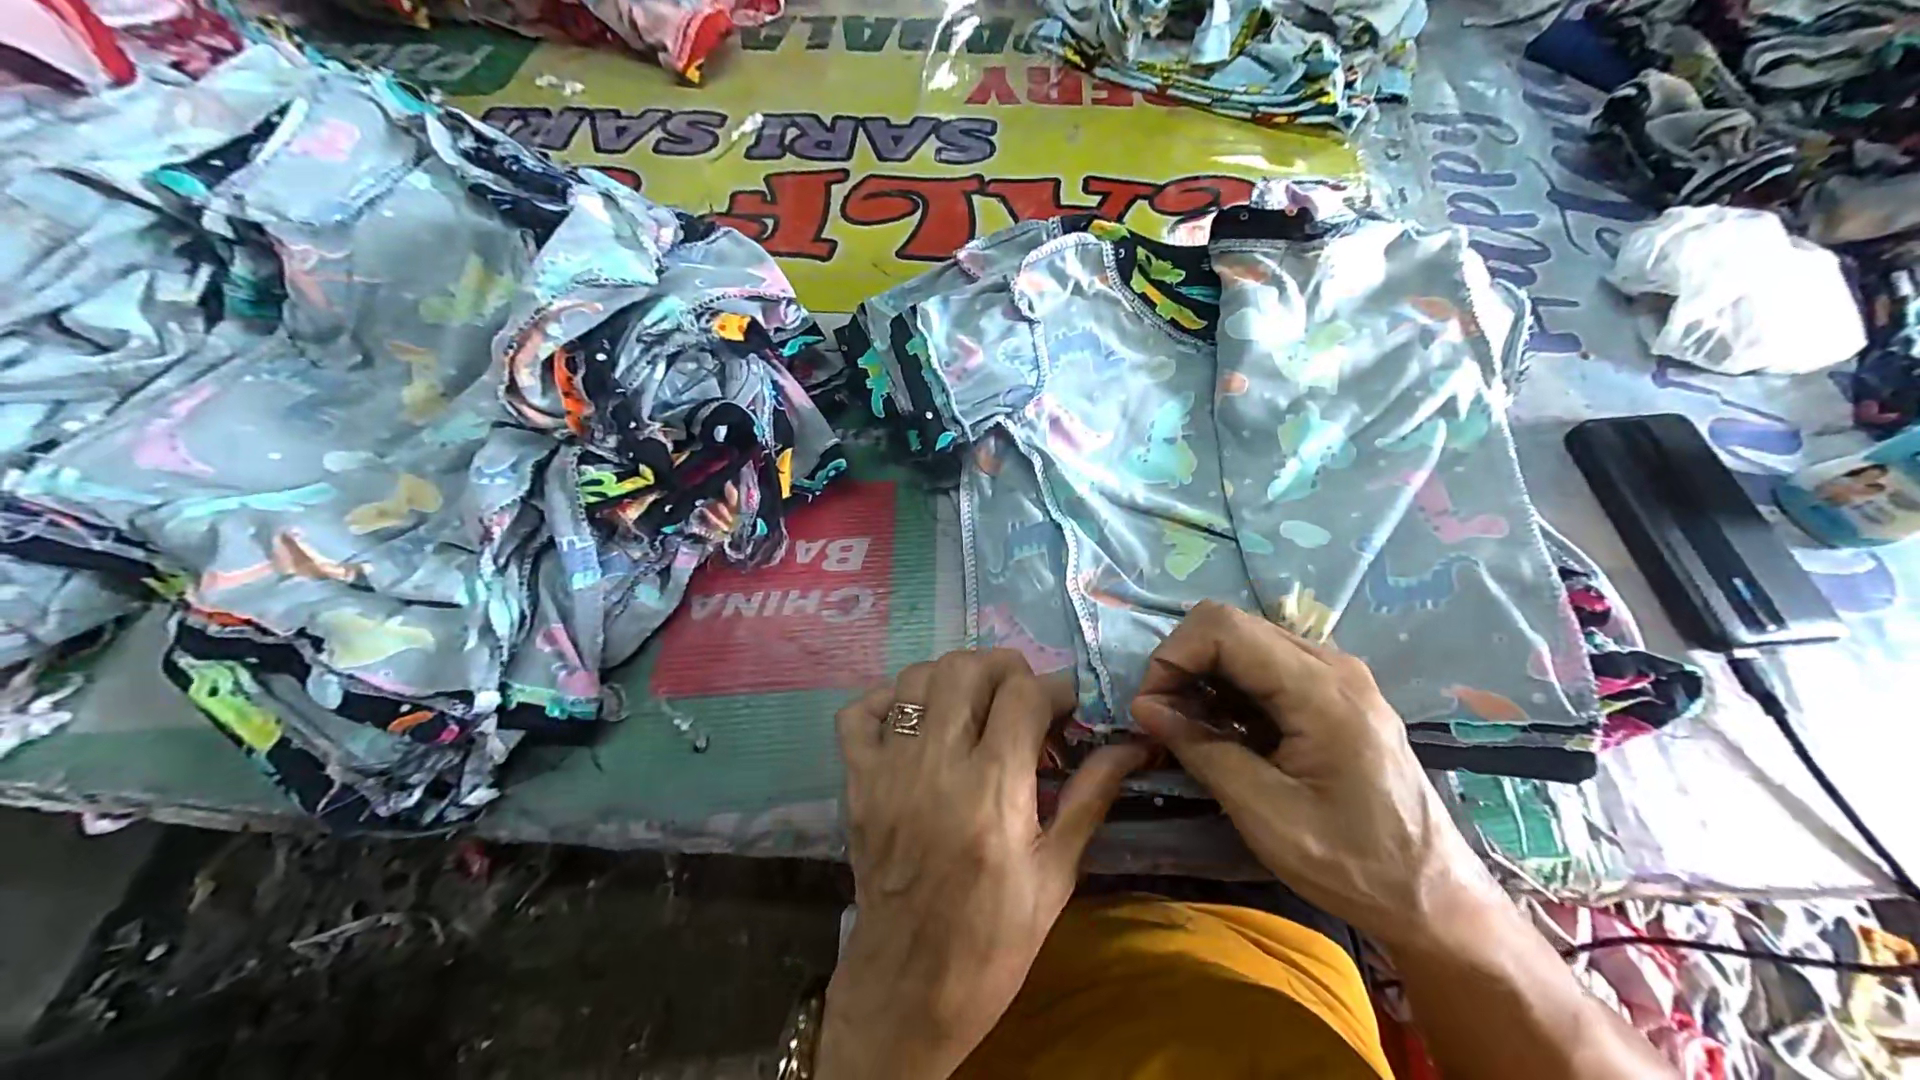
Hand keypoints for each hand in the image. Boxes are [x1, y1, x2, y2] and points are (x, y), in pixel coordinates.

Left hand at [819, 649, 1147, 1079]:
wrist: (910, 988)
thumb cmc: (995, 939)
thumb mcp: (1055, 874)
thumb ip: (1090, 797)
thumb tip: (1130, 744)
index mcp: (993, 793)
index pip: (1023, 695)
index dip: (1054, 687)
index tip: (1066, 703)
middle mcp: (936, 767)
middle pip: (966, 668)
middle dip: (1004, 669)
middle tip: (1021, 699)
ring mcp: (887, 771)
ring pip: (916, 678)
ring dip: (953, 678)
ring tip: (975, 706)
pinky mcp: (856, 783)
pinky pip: (859, 712)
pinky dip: (888, 700)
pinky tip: (916, 720)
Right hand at [1129, 602, 1500, 948]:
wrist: (1433, 898)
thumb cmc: (1352, 862)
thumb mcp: (1265, 814)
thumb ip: (1201, 750)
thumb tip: (1143, 708)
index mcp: (1321, 689)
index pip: (1222, 627)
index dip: (1172, 657)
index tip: (1151, 709)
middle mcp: (1332, 664)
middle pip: (1230, 625)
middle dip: (1183, 664)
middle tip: (1164, 720)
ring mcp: (1337, 675)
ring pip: (1244, 641)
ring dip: (1203, 675)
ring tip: (1190, 729)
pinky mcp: (1334, 692)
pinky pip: (1265, 665)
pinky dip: (1229, 686)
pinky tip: (1225, 731)